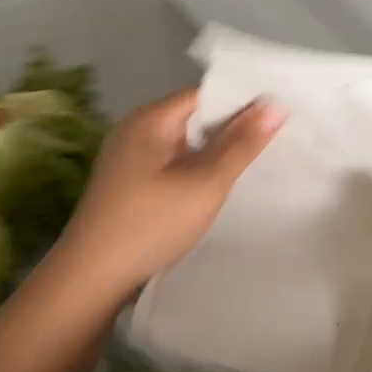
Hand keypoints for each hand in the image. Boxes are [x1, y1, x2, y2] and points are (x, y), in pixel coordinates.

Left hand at [53, 89, 285, 296]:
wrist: (92, 276)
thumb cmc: (151, 224)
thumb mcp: (204, 184)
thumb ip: (240, 144)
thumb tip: (274, 104)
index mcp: (149, 118)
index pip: (205, 95)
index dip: (242, 103)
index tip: (279, 118)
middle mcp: (133, 129)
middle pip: (192, 118)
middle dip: (229, 131)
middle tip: (275, 145)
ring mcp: (125, 158)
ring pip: (181, 146)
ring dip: (211, 156)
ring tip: (251, 169)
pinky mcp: (124, 185)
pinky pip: (167, 166)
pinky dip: (191, 173)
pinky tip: (210, 192)